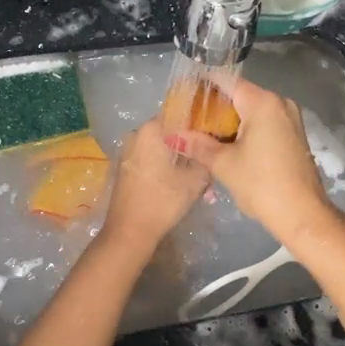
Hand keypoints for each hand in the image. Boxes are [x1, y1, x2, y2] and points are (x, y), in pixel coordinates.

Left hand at [103, 118, 210, 244]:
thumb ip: (206, 157)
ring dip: (181, 159)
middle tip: (211, 162)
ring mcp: (129, 151)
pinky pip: (153, 158)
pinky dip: (168, 167)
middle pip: (172, 132)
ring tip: (201, 178)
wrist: (129, 232)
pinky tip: (183, 183)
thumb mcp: (195, 179)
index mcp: (151, 129)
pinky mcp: (127, 167)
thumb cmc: (163, 200)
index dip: (202, 124)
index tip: (217, 136)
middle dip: (192, 146)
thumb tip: (212, 147)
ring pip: (164, 147)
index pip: (182, 113)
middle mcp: (136, 134)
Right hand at [167, 79, 334, 241]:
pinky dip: (245, 128)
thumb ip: (197, 144)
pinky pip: (264, 122)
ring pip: (252, 110)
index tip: (183, 93)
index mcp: (263, 102)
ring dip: (229, 119)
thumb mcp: (224, 164)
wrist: (302, 214)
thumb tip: (171, 135)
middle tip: (188, 116)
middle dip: (214, 105)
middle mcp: (279, 103)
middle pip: (240, 95)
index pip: (227, 81)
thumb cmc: (261, 184)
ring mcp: (290, 118)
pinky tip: (226, 143)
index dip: (203, 85)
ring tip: (202, 130)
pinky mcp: (293, 134)